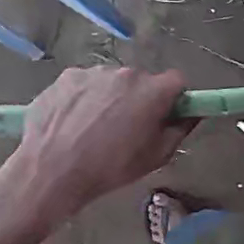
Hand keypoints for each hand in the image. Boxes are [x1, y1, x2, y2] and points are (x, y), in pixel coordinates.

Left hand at [0, 67, 193, 243]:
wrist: (52, 172)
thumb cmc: (111, 168)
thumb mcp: (156, 157)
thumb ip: (180, 129)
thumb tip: (191, 113)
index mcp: (153, 90)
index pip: (177, 81)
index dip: (173, 99)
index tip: (164, 116)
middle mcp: (125, 73)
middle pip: (142, 81)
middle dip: (139, 99)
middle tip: (126, 128)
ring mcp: (93, 72)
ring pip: (111, 82)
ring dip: (110, 97)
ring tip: (94, 128)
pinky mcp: (66, 77)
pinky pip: (84, 84)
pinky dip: (84, 99)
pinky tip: (74, 123)